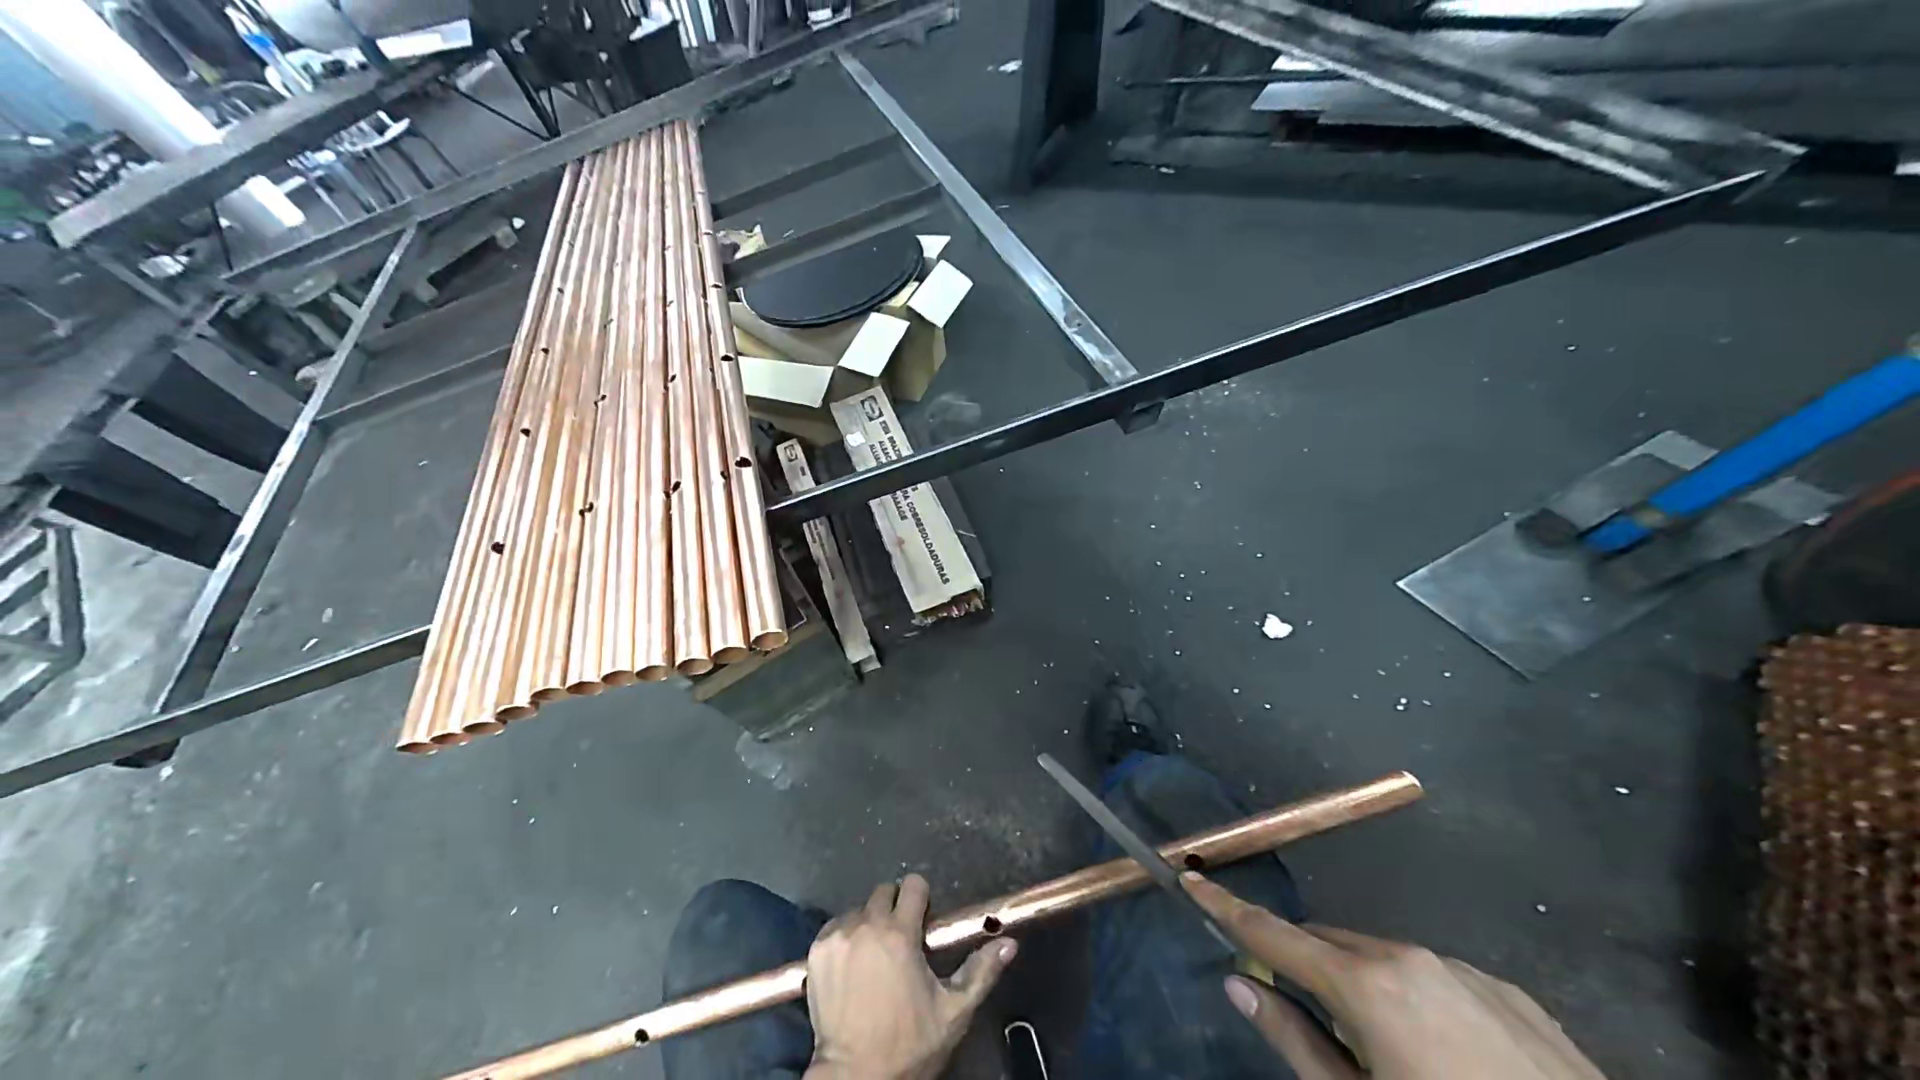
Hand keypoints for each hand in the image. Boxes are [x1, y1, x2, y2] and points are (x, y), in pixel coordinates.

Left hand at [804, 874, 1018, 1079]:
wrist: (856, 1078)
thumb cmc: (909, 1044)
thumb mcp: (953, 1011)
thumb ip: (981, 971)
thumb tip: (1009, 943)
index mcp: (899, 934)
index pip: (913, 885)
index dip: (922, 899)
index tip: (923, 921)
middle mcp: (865, 926)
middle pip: (884, 893)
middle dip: (895, 909)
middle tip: (901, 941)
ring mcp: (836, 938)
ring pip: (858, 910)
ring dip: (869, 923)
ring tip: (876, 957)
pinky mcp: (815, 953)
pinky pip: (835, 927)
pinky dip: (846, 937)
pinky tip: (854, 964)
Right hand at [1180, 872, 1605, 1079]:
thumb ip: (1294, 1040)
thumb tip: (1240, 984)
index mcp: (1366, 984)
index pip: (1273, 934)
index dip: (1226, 908)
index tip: (1191, 879)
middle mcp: (1410, 957)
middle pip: (1330, 944)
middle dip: (1306, 963)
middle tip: (1304, 1011)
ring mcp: (1466, 971)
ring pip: (1385, 959)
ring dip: (1364, 984)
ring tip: (1389, 1051)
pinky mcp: (1511, 994)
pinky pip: (1440, 978)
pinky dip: (1419, 998)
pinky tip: (1449, 1057)